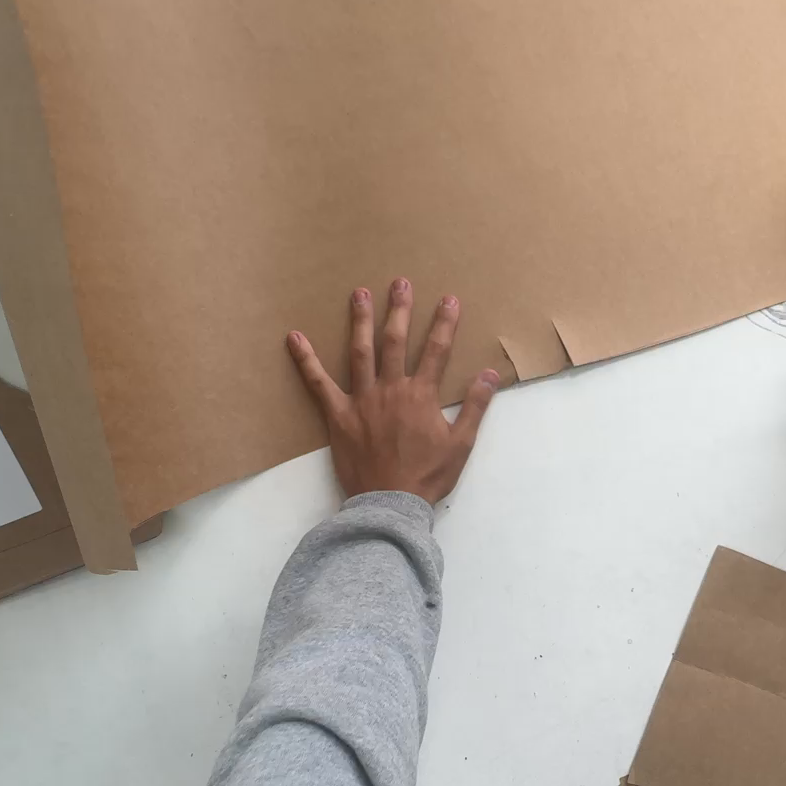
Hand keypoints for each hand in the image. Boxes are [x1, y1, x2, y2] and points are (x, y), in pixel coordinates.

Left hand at [286, 277, 498, 503]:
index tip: (449, 299)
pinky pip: (318, 384)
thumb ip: (474, 406)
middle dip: (399, 310)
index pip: (436, 351)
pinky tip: (295, 337)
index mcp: (421, 395)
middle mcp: (391, 389)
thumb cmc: (428, 476)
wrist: (391, 502)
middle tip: (400, 282)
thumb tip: (490, 374)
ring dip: (360, 321)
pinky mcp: (338, 416)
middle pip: (395, 342)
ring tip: (360, 294)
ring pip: (359, 353)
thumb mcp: (461, 444)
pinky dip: (306, 360)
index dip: (444, 324)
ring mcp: (361, 400)